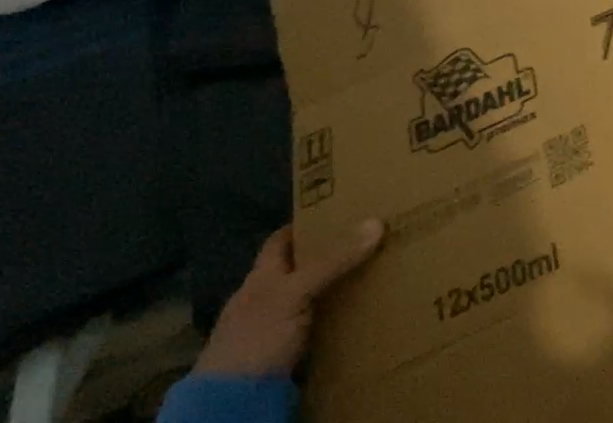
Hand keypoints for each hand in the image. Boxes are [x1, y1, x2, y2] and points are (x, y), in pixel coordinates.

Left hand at [194, 220, 384, 377]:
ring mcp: (278, 326)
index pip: (282, 240)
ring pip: (316, 295)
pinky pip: (322, 324)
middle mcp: (268, 297)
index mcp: (261, 277)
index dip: (307, 223)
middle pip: (304, 266)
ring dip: (341, 286)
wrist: (233, 402)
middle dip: (334, 253)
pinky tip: (364, 309)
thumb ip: (332, 260)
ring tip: (379, 270)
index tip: (341, 210)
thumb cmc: (257, 336)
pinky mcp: (291, 351)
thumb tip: (377, 222)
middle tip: (373, 238)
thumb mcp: (294, 292)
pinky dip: (341, 315)